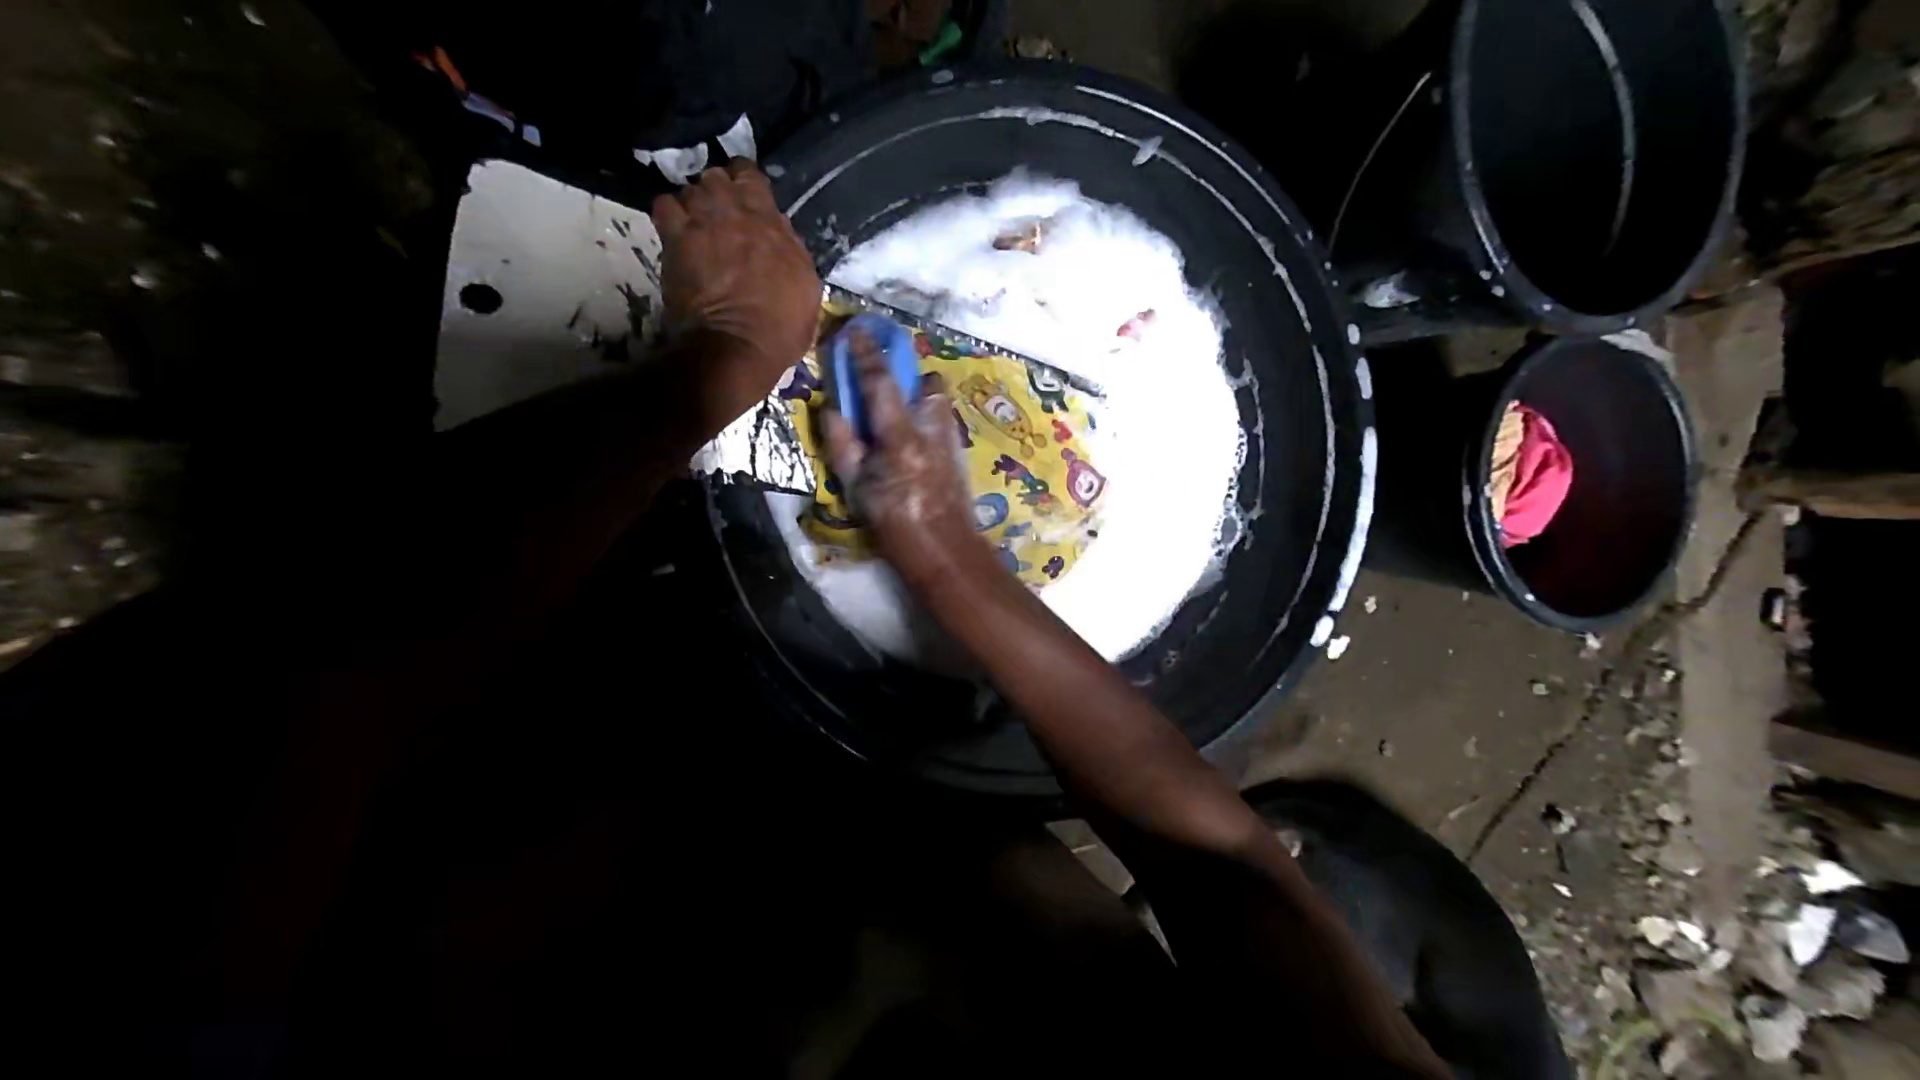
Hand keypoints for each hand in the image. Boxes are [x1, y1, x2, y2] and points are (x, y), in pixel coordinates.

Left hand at [652, 160, 820, 419]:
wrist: (738, 346)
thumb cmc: (780, 327)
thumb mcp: (806, 288)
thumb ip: (792, 251)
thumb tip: (779, 233)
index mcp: (771, 221)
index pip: (753, 177)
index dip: (747, 184)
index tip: (748, 201)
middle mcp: (735, 210)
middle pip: (719, 178)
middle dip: (719, 192)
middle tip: (721, 217)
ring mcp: (702, 221)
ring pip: (692, 189)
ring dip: (695, 204)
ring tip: (698, 227)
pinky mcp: (675, 238)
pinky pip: (665, 206)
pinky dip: (671, 215)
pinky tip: (677, 233)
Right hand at [821, 335, 990, 593]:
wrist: (945, 553)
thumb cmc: (895, 526)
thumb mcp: (856, 488)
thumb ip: (842, 443)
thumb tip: (832, 409)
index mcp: (901, 438)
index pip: (880, 383)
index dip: (865, 353)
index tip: (855, 330)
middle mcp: (932, 430)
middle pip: (928, 382)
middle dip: (908, 376)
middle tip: (886, 387)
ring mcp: (952, 441)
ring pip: (941, 401)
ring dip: (921, 397)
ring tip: (900, 416)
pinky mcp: (960, 453)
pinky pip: (943, 420)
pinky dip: (927, 418)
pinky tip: (913, 440)